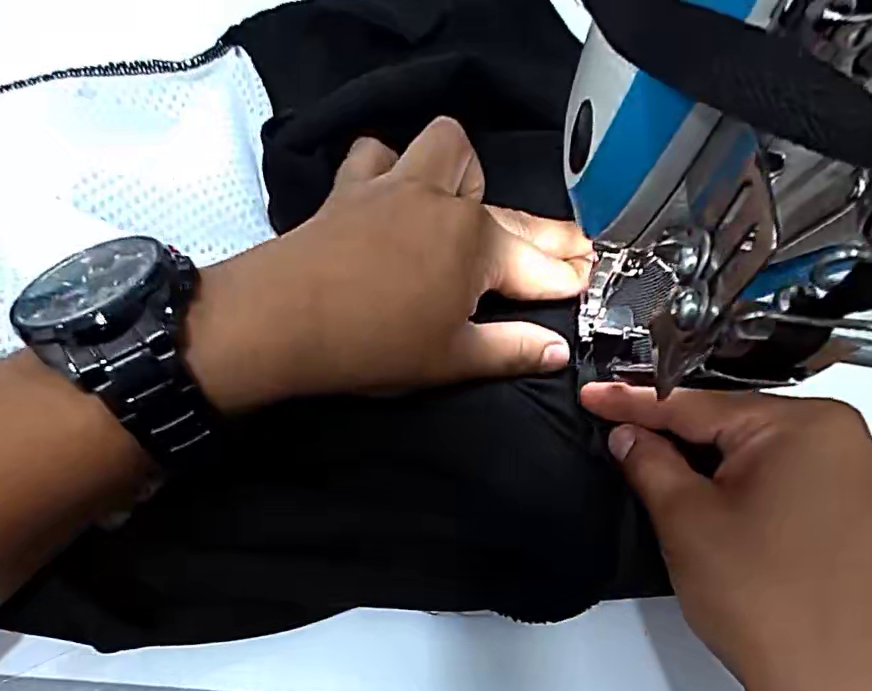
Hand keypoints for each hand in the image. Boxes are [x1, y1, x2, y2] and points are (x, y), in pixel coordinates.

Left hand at [186, 116, 592, 412]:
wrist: (283, 321)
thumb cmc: (374, 346)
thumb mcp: (451, 360)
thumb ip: (511, 351)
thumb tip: (558, 352)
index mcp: (476, 247)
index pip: (537, 265)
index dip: (566, 277)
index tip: (587, 280)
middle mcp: (444, 204)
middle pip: (509, 212)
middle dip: (545, 234)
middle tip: (573, 248)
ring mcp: (396, 187)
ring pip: (447, 149)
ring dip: (465, 178)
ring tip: (464, 217)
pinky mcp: (353, 188)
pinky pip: (380, 155)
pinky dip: (392, 170)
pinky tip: (393, 197)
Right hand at [580, 384, 871, 690]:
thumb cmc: (767, 600)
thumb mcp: (689, 524)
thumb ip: (651, 466)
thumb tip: (628, 436)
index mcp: (806, 424)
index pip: (698, 404)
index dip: (634, 402)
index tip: (593, 396)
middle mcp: (844, 441)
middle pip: (735, 427)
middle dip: (675, 438)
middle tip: (621, 445)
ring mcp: (857, 483)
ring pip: (759, 461)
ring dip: (707, 471)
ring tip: (660, 484)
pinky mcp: (856, 523)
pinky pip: (784, 489)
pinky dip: (741, 494)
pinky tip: (713, 516)